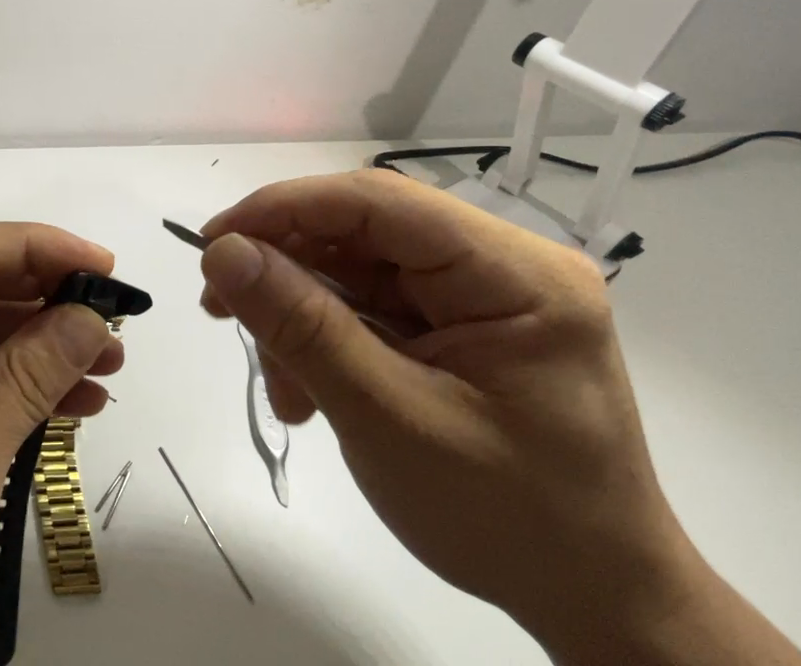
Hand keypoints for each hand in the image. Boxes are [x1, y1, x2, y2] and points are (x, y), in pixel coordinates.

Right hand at [199, 170, 800, 665]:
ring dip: (300, 320)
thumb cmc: (507, 518)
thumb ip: (303, 327)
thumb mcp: (388, 418)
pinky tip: (307, 393)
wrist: (590, 599)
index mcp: (517, 275)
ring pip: (355, 271)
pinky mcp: (463, 329)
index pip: (379, 201)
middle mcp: (505, 268)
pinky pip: (370, 309)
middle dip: (286, 274)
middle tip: (220, 313)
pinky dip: (325, 343)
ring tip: (282, 389)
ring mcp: (484, 299)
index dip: (284, 209)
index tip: (210, 245)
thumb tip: (222, 251)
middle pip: (363, 233)